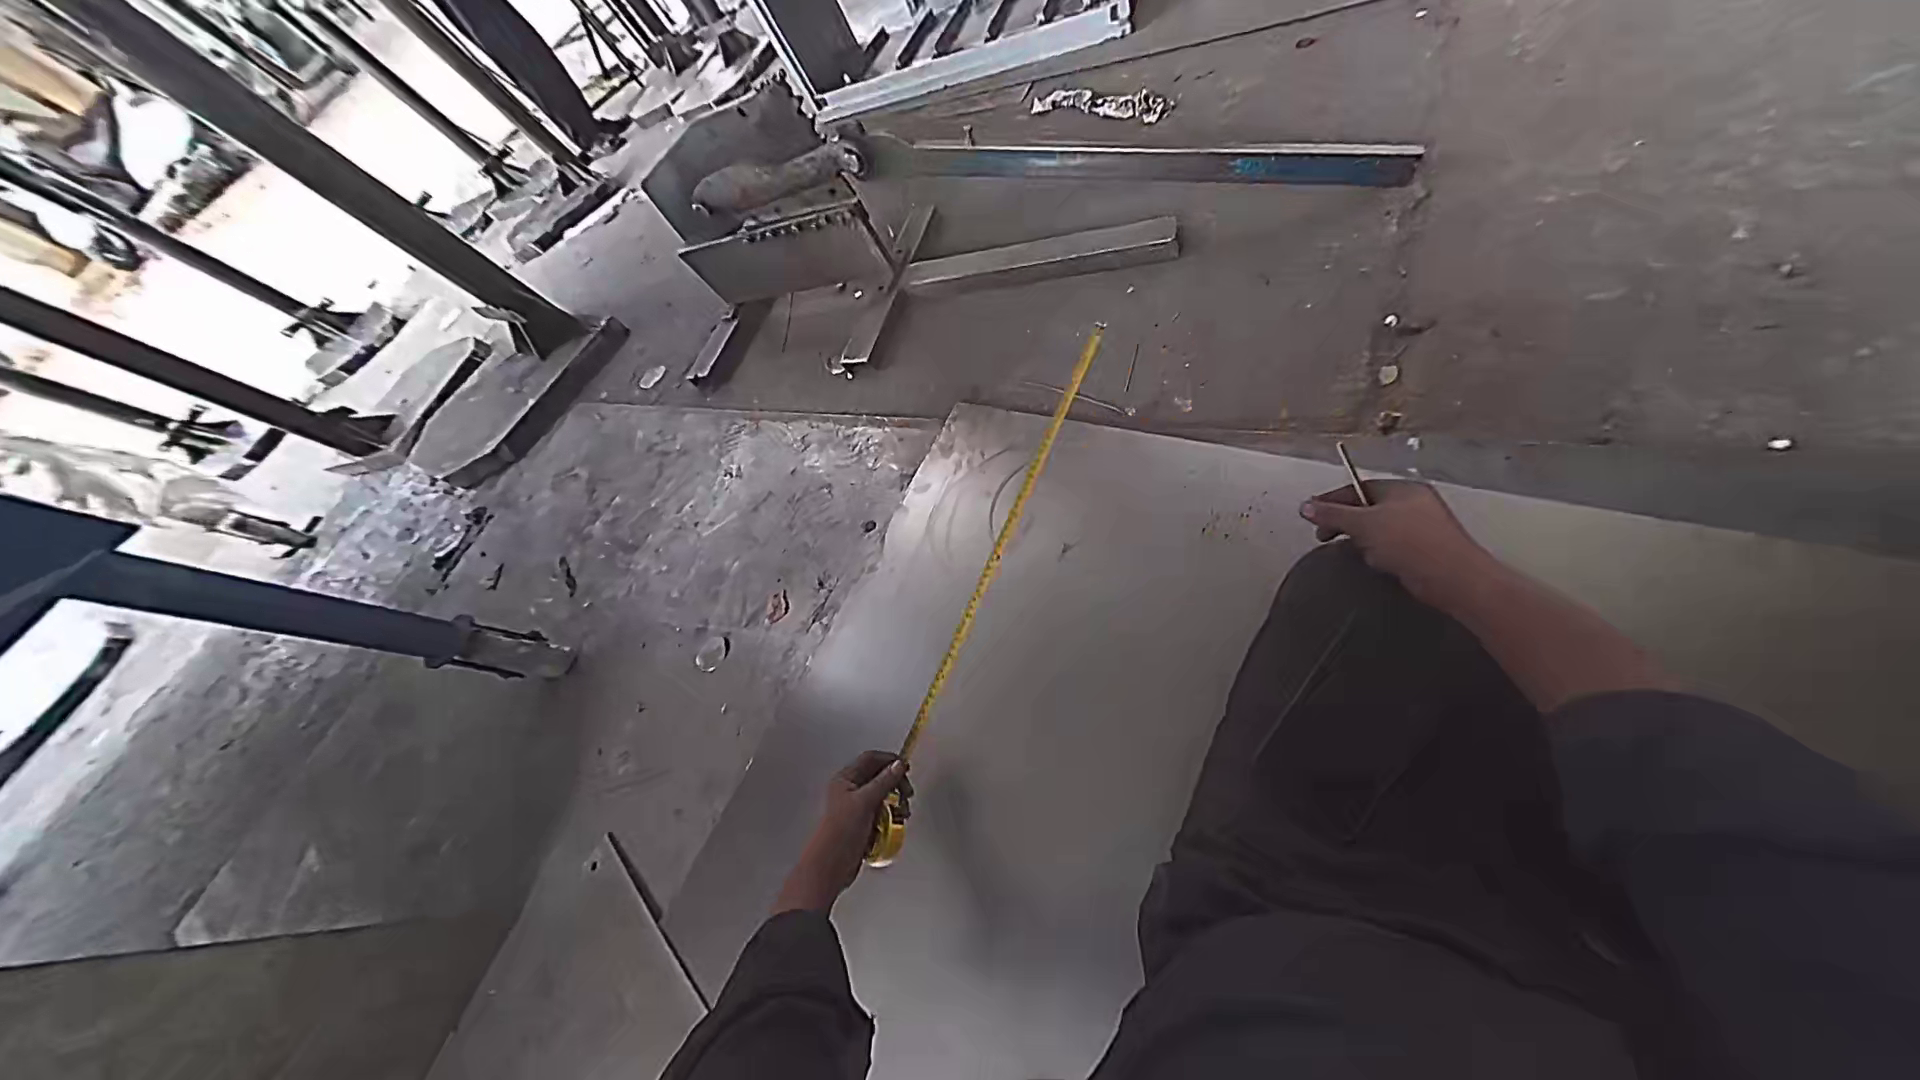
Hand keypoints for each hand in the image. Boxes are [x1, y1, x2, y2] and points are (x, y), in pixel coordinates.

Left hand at [772, 751, 912, 913]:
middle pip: (879, 777)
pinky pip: (882, 813)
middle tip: (906, 793)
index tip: (905, 768)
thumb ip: (884, 781)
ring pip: (882, 796)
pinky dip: (891, 815)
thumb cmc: (840, 832)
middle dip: (895, 784)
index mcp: (845, 779)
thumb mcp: (866, 801)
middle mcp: (850, 791)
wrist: (831, 866)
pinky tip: (895, 822)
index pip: (870, 759)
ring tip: (901, 811)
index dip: (889, 760)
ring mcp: (856, 808)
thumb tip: (898, 765)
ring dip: (896, 801)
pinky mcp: (863, 824)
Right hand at [1298, 480, 1494, 607]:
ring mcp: (1421, 525)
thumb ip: (1331, 514)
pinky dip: (1376, 551)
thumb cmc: (1409, 544)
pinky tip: (1374, 561)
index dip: (1330, 500)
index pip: (1357, 487)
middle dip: (1343, 521)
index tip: (1310, 514)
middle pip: (1365, 507)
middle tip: (1325, 535)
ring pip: (1377, 527)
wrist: (1452, 578)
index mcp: (1402, 488)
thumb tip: (1306, 507)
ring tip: (1353, 550)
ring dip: (1360, 538)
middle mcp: (1413, 502)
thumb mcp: (1362, 524)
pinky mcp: (1424, 548)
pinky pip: (1389, 544)